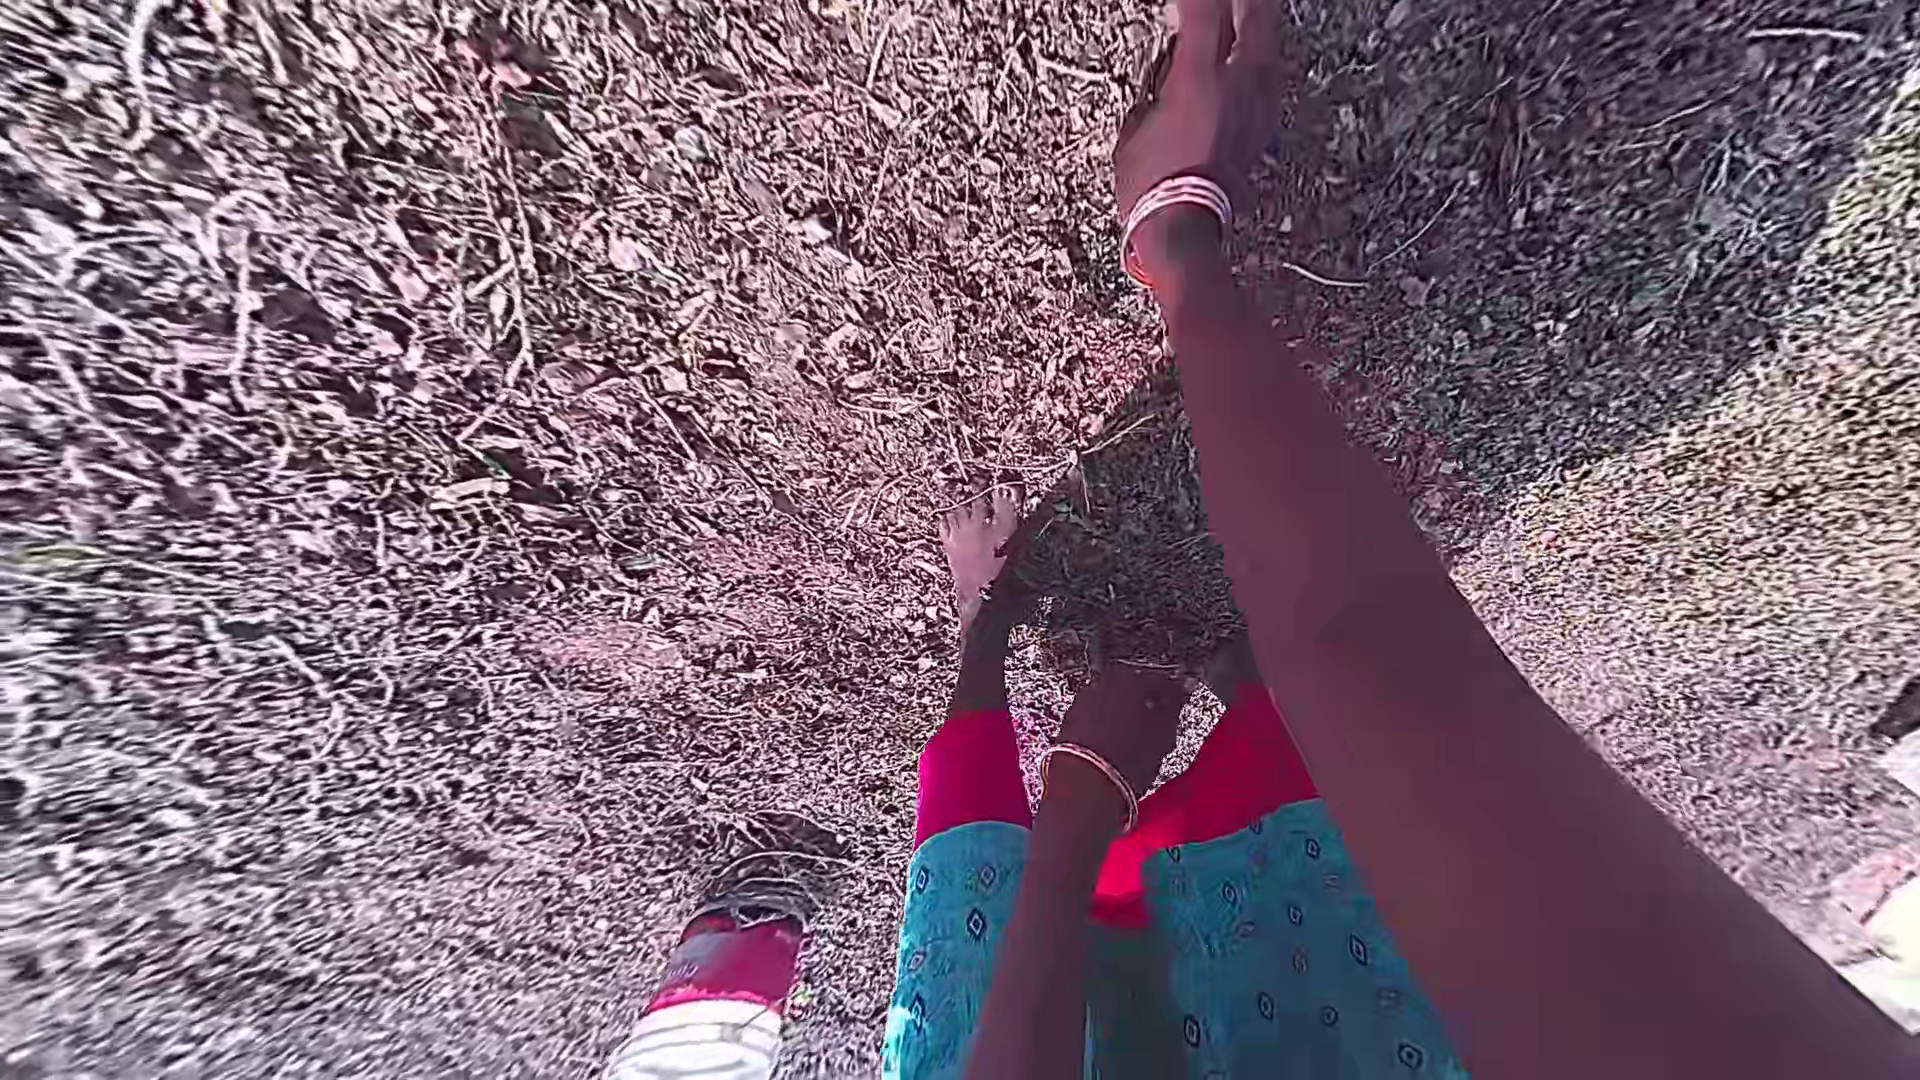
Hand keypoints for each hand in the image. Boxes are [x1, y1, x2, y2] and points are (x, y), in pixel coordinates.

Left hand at [1054, 667, 1187, 800]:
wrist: (1083, 786)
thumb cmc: (1125, 761)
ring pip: (1112, 698)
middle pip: (1132, 685)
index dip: (1174, 691)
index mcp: (1129, 682)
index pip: (1159, 680)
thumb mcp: (1162, 736)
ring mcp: (1083, 700)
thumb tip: (1178, 696)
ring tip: (1140, 731)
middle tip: (1162, 716)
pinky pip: (1096, 712)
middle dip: (1147, 698)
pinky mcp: (1070, 718)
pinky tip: (1117, 738)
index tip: (1182, 699)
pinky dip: (1108, 719)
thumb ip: (1172, 709)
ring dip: (1126, 709)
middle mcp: (1102, 684)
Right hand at [1114, 0, 1283, 280]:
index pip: (1202, 8)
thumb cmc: (1151, 192)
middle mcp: (1237, 83)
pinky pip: (1264, 80)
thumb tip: (1164, 84)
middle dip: (1239, 3)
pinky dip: (1253, 65)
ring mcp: (1256, 106)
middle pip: (1255, 12)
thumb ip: (1152, 99)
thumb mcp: (1132, 139)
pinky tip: (1243, 68)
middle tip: (1221, 4)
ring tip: (1240, 24)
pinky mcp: (1262, 130)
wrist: (1182, 234)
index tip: (1179, 1)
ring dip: (1254, 28)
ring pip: (1266, 44)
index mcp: (1199, 79)